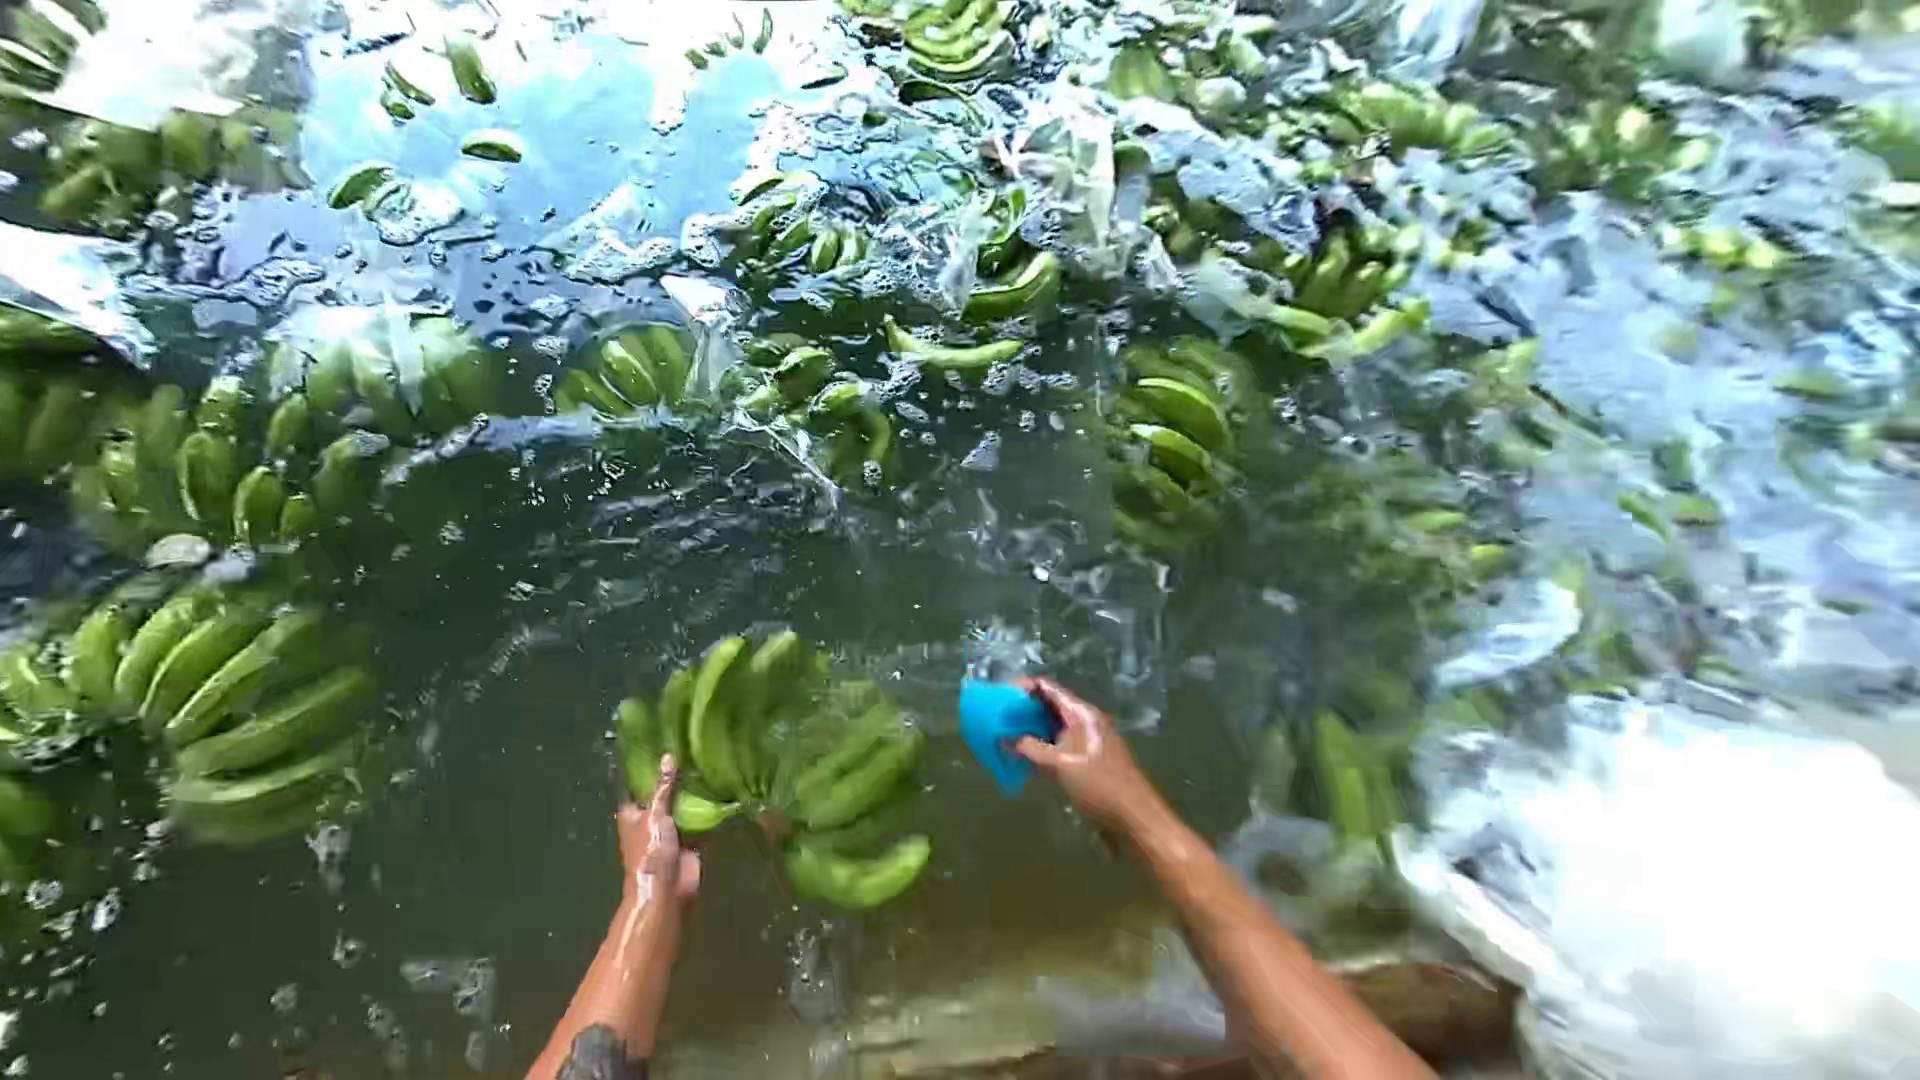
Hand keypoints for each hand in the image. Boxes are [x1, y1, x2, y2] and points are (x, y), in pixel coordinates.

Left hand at [616, 754, 700, 909]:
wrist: (668, 890)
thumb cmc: (650, 851)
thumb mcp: (655, 814)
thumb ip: (663, 787)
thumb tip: (668, 756)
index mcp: (634, 814)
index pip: (638, 786)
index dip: (648, 768)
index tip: (664, 746)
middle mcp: (651, 820)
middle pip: (664, 795)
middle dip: (677, 779)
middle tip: (695, 752)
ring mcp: (672, 831)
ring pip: (684, 806)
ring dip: (696, 793)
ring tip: (712, 765)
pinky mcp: (691, 840)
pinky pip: (702, 820)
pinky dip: (711, 810)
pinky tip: (724, 790)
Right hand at [1013, 677, 1161, 834]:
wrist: (1135, 820)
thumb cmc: (1099, 786)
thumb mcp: (1060, 765)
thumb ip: (1030, 749)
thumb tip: (1006, 739)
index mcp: (1082, 713)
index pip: (1048, 688)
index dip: (1023, 688)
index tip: (1000, 697)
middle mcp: (1086, 721)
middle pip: (1050, 706)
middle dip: (1023, 712)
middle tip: (997, 721)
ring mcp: (1088, 741)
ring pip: (1053, 728)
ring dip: (1031, 732)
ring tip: (1005, 739)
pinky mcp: (1089, 761)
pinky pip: (1060, 746)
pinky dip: (1042, 749)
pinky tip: (1025, 761)